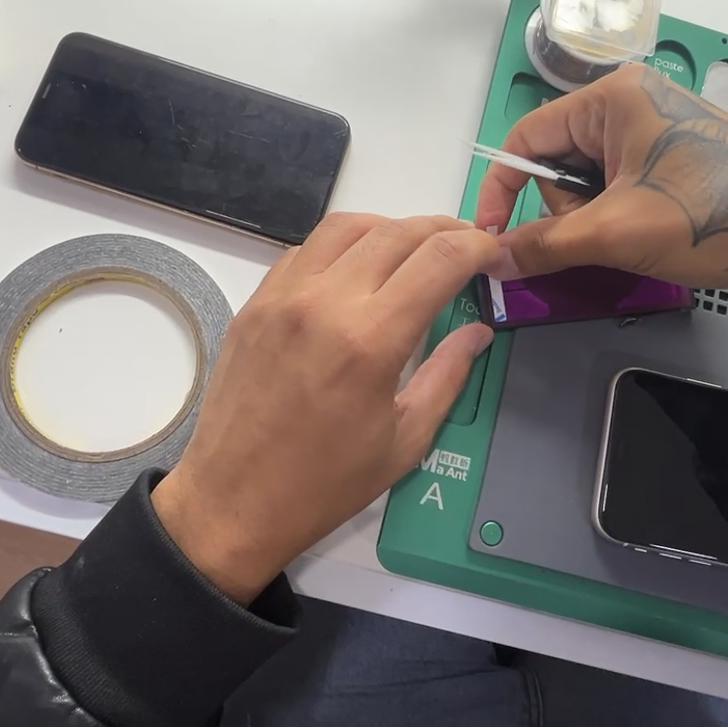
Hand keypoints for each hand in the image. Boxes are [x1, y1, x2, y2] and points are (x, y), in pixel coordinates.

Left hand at [153, 215, 497, 603]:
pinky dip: (343, 245)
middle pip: (399, 231)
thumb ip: (448, 375)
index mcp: (370, 340)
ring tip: (415, 251)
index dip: (479, 246)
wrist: (233, 501)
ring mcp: (283, 296)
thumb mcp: (405, 440)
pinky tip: (358, 270)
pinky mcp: (256, 302)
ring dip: (392, 228)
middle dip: (445, 230)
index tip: (494, 254)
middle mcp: (325, 301)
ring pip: (348, 226)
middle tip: (467, 247)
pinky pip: (307, 249)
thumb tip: (478, 331)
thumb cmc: (326, 483)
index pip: (440, 259)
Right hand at [476, 65, 727, 317]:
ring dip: (592, 215)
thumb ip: (541, 244)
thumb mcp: (613, 233)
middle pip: (556, 159)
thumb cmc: (707, 218)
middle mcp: (631, 99)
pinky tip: (646, 230)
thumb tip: (489, 258)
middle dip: (564, 206)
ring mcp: (657, 125)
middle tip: (598, 234)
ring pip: (587, 177)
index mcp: (612, 97)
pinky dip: (616, 212)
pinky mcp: (675, 151)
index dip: (501, 190)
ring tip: (631, 234)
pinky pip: (618, 181)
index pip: (525, 137)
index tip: (493, 238)